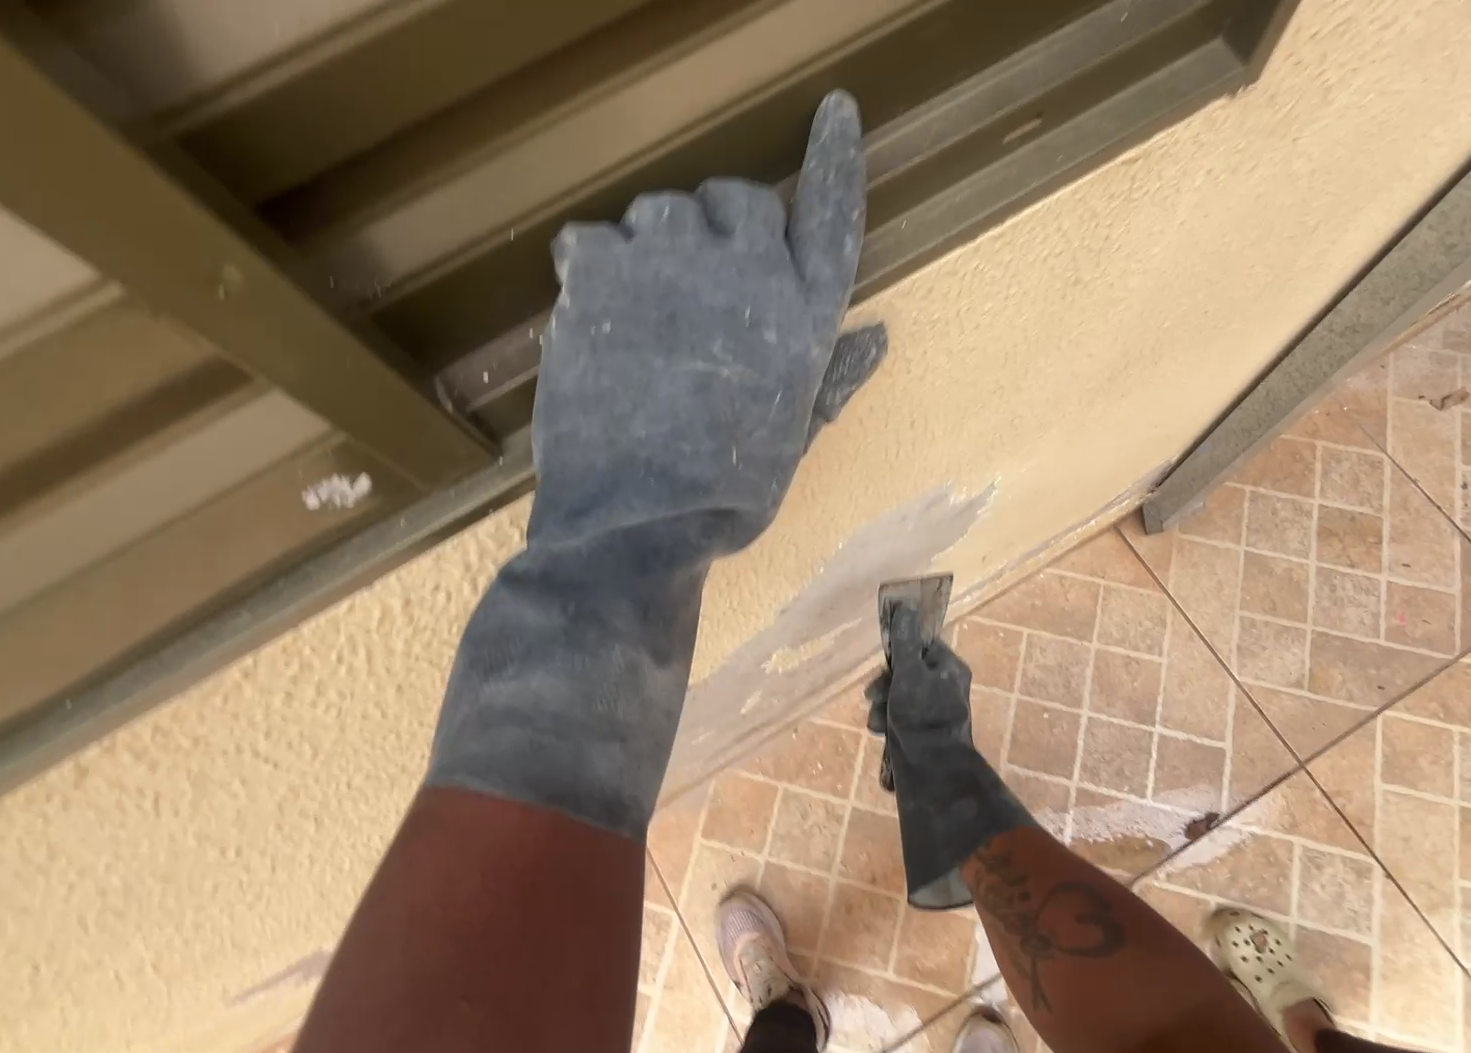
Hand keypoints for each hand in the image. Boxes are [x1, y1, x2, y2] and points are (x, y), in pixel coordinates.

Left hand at [530, 91, 870, 557]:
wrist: (637, 522)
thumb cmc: (725, 493)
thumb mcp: (793, 437)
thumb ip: (833, 377)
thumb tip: (877, 334)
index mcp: (801, 320)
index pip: (831, 219)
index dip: (835, 162)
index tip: (834, 111)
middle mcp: (747, 277)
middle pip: (739, 200)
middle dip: (721, 221)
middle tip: (696, 273)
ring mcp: (672, 268)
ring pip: (660, 211)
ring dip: (653, 246)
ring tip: (643, 310)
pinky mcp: (602, 276)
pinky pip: (593, 238)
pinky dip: (592, 270)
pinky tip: (597, 319)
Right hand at [866, 604, 973, 755]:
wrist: (930, 770)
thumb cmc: (922, 715)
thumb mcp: (909, 673)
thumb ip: (904, 642)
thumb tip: (906, 606)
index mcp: (949, 669)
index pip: (923, 644)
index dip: (900, 649)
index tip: (884, 658)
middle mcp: (942, 686)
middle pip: (905, 669)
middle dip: (884, 683)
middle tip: (872, 694)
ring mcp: (930, 710)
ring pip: (896, 694)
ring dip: (880, 703)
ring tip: (875, 719)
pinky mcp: (917, 730)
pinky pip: (896, 715)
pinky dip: (885, 720)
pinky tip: (878, 730)